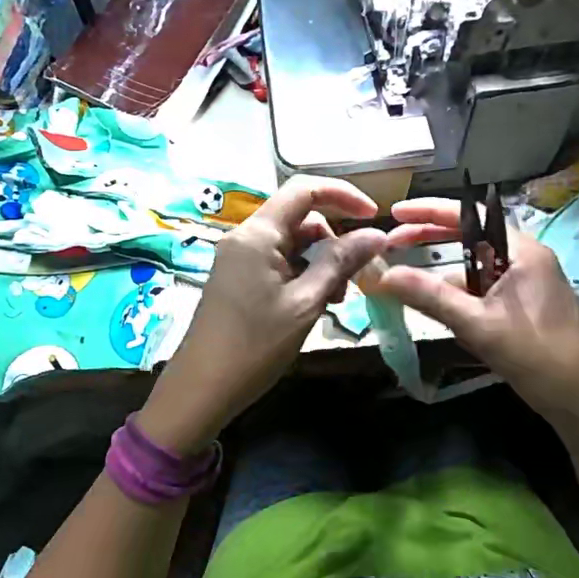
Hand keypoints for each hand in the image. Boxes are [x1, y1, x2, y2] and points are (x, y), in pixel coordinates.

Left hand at [136, 177, 386, 455]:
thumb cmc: (255, 345)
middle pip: (300, 218)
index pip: (304, 189)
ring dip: (320, 262)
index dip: (343, 195)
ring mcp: (238, 259)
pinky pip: (277, 263)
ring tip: (336, 300)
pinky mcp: (237, 280)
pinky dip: (302, 276)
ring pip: (291, 243)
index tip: (373, 216)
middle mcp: (244, 238)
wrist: (202, 388)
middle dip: (334, 240)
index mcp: (257, 233)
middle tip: (356, 278)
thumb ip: (341, 263)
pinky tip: (315, 305)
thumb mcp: (306, 303)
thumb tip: (376, 234)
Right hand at [379, 198, 578, 426]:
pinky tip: (449, 321)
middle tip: (392, 246)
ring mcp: (524, 284)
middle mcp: (524, 259)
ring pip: (473, 271)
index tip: (396, 212)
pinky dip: (461, 300)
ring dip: (445, 281)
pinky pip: (482, 292)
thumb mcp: (477, 323)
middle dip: (430, 243)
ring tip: (412, 292)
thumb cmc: (535, 353)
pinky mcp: (522, 306)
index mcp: (520, 251)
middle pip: (468, 240)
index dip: (429, 211)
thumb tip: (384, 275)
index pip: (470, 216)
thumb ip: (430, 297)